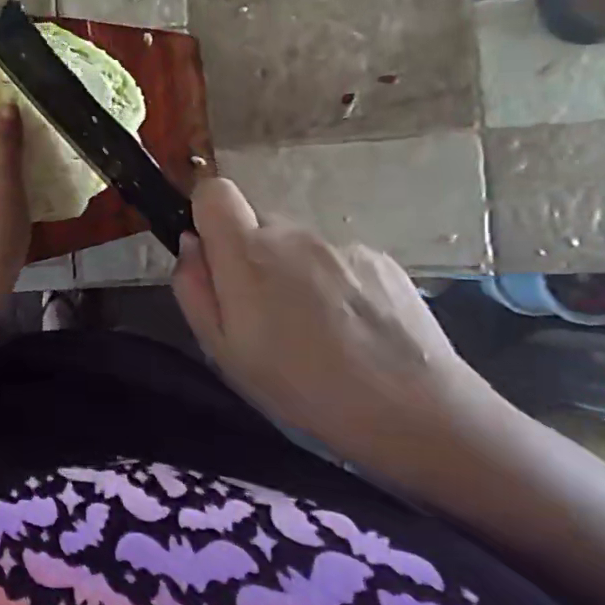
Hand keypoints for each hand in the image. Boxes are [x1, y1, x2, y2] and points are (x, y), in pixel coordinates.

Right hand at [170, 177, 510, 481]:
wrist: (413, 411)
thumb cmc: (297, 384)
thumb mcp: (219, 347)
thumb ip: (193, 287)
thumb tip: (191, 245)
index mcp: (247, 253)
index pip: (215, 193)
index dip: (207, 215)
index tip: (212, 253)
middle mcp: (295, 236)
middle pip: (257, 224)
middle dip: (250, 255)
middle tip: (261, 311)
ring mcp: (343, 247)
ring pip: (298, 247)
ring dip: (293, 273)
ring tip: (312, 328)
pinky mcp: (383, 262)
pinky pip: (337, 261)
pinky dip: (333, 285)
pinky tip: (350, 329)